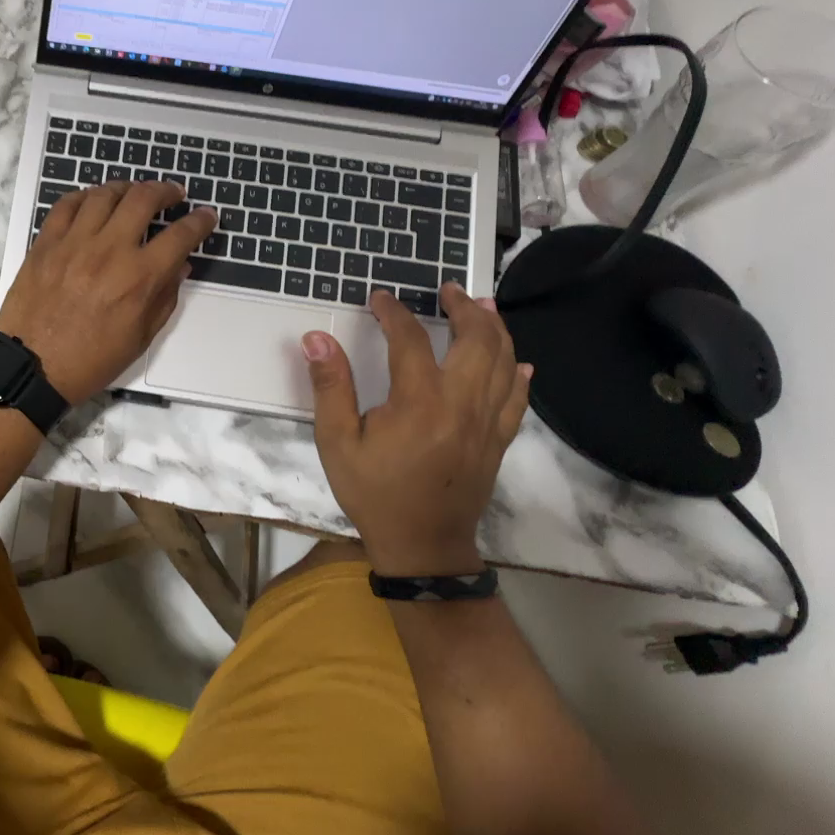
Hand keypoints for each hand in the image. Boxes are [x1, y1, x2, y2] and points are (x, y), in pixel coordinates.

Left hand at [0, 181, 215, 404]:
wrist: (33, 367)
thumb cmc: (91, 360)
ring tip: (133, 193)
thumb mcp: (140, 337)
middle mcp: (109, 250)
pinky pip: (66, 205)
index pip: (181, 235)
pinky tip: (92, 201)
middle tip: (172, 194)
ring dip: (125, 188)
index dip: (200, 221)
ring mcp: (73, 243)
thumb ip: (164, 298)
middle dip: (164, 191)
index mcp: (139, 277)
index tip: (206, 215)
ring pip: (104, 194)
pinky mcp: (45, 243)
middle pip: (143, 199)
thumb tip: (179, 267)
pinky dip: (84, 197)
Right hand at [302, 284, 532, 575]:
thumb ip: (330, 386)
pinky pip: (518, 398)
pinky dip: (519, 373)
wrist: (422, 544)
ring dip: (496, 329)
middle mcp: (461, 404)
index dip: (395, 313)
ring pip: (505, 363)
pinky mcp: (499, 440)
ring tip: (483, 307)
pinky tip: (518, 361)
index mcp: (419, 401)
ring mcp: (487, 422)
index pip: (410, 339)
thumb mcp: (337, 441)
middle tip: (449, 290)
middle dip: (465, 309)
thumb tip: (316, 339)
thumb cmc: (374, 492)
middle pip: (477, 341)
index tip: (380, 298)